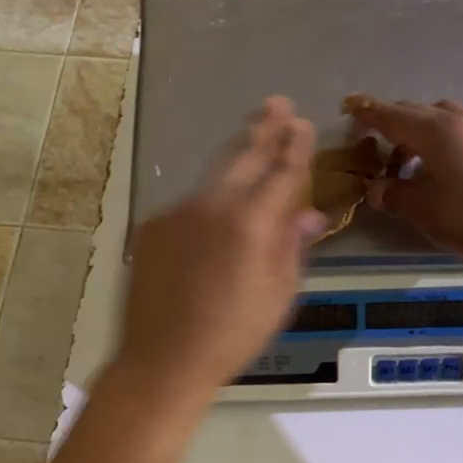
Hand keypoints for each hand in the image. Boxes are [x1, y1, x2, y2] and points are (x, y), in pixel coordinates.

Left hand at [118, 98, 327, 393]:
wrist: (163, 360)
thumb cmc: (233, 335)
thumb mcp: (279, 295)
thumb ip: (292, 246)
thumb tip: (309, 215)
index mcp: (251, 223)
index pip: (282, 173)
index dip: (296, 147)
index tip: (303, 123)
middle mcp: (213, 206)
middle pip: (243, 156)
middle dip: (263, 128)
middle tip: (277, 103)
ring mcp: (177, 213)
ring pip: (214, 178)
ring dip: (235, 160)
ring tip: (252, 139)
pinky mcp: (153, 226)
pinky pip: (189, 205)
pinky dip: (208, 203)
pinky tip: (216, 214)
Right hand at [347, 96, 462, 266]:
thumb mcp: (426, 210)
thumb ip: (395, 196)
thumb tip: (375, 190)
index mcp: (433, 131)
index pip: (389, 114)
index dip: (365, 113)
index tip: (346, 110)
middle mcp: (456, 120)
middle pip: (412, 112)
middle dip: (388, 126)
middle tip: (372, 151)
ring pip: (436, 120)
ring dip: (414, 136)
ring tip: (406, 169)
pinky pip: (455, 130)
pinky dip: (437, 142)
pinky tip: (438, 171)